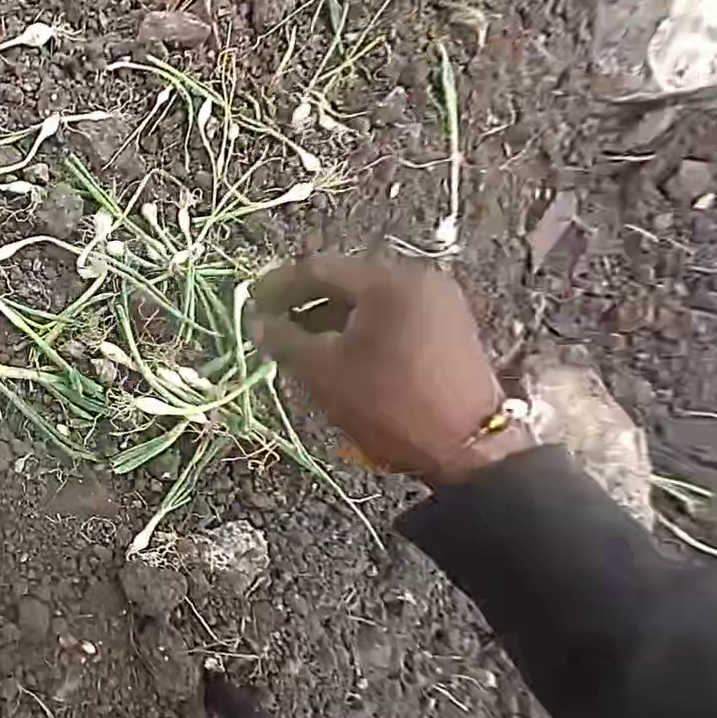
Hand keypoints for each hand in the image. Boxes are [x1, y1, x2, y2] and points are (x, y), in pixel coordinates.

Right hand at [250, 255, 531, 484]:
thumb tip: (257, 322)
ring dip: (325, 313)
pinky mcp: (445, 326)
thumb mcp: (321, 370)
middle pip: (344, 279)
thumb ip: (282, 338)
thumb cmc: (386, 403)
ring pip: (365, 298)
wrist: (466, 448)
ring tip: (295, 338)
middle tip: (269, 319)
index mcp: (387, 283)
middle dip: (301, 300)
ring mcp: (437, 302)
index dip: (277, 284)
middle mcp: (417, 280)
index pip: (318, 269)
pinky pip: (387, 313)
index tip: (250, 301)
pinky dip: (354, 324)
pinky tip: (332, 347)